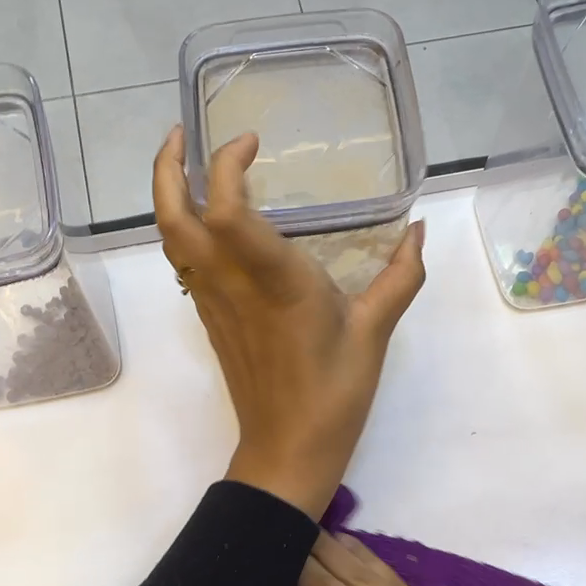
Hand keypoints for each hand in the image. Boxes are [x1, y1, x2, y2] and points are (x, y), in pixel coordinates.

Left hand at [153, 126, 426, 519]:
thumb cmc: (333, 395)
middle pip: (173, 217)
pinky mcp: (210, 320)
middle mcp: (232, 285)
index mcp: (274, 282)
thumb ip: (400, 276)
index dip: (225, 164)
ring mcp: (213, 304)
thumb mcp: (374, 333)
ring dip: (168, 196)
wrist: (287, 452)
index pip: (226, 209)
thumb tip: (419, 230)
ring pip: (170, 241)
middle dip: (167, 167)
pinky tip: (211, 223)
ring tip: (186, 165)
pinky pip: (184, 264)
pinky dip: (184, 229)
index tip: (251, 144)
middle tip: (182, 133)